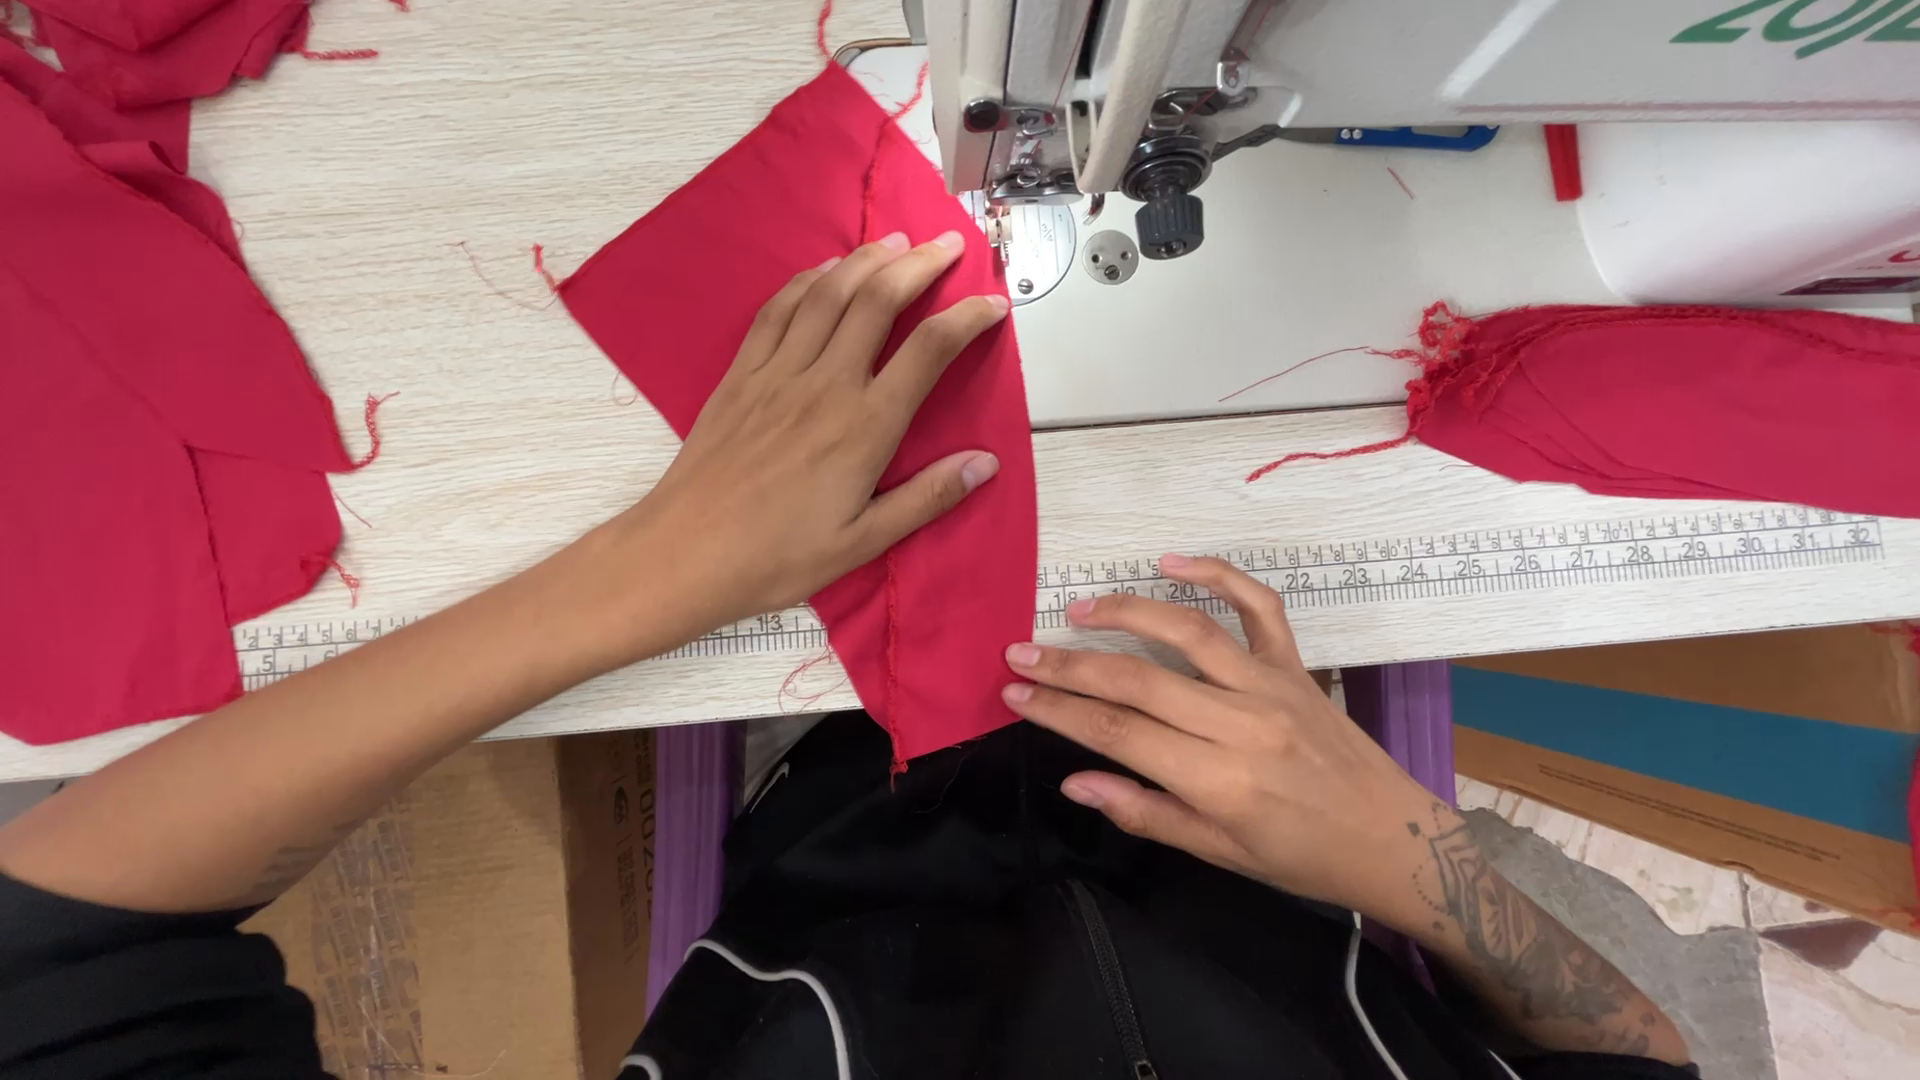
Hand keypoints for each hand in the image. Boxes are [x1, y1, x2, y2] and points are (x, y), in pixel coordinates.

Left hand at [595, 230, 1008, 657]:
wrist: (687, 553)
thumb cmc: (779, 556)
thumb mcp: (865, 541)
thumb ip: (928, 497)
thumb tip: (984, 463)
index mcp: (864, 427)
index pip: (928, 351)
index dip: (967, 318)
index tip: (992, 302)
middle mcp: (824, 386)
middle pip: (878, 302)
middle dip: (919, 265)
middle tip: (947, 245)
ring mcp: (777, 373)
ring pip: (828, 294)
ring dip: (866, 260)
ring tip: (895, 242)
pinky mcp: (741, 375)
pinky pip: (777, 310)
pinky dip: (807, 280)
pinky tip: (825, 270)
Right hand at [1000, 556, 1445, 925]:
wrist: (1395, 842)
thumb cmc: (1301, 858)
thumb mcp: (1218, 853)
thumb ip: (1143, 811)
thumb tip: (1073, 779)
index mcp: (1218, 779)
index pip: (1118, 732)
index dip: (1058, 710)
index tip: (1015, 693)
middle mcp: (1241, 723)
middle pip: (1138, 679)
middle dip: (1069, 665)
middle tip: (1020, 652)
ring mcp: (1272, 685)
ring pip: (1187, 631)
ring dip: (1125, 613)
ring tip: (1078, 609)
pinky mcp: (1296, 665)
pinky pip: (1259, 607)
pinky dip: (1218, 575)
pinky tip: (1173, 560)